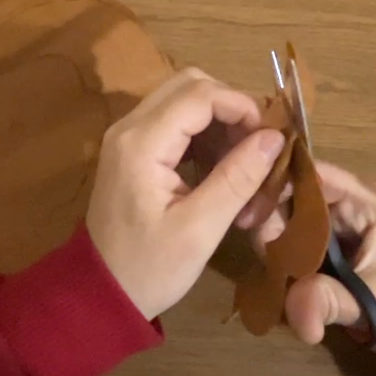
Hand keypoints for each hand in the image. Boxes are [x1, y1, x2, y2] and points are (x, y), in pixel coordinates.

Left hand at [86, 68, 286, 319]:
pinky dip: (203, 132)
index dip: (241, 105)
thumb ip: (237, 179)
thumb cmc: (149, 268)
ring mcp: (127, 135)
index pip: (199, 94)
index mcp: (142, 144)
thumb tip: (274, 137)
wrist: (101, 291)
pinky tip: (222, 166)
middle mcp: (129, 127)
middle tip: (258, 146)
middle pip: (189, 85)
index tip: (271, 137)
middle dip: (231, 107)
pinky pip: (173, 120)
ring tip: (245, 160)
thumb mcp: (200, 229)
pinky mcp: (132, 148)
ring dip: (219, 119)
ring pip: (183, 99)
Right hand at [247, 161, 375, 371]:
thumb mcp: (373, 309)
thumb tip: (291, 310)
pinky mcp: (342, 242)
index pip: (313, 174)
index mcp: (371, 203)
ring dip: (279, 240)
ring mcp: (349, 221)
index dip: (277, 186)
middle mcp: (357, 202)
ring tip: (270, 268)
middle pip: (298, 193)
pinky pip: (305, 235)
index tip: (246, 211)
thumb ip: (327, 301)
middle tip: (260, 253)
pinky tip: (279, 272)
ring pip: (297, 215)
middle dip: (273, 220)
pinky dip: (290, 252)